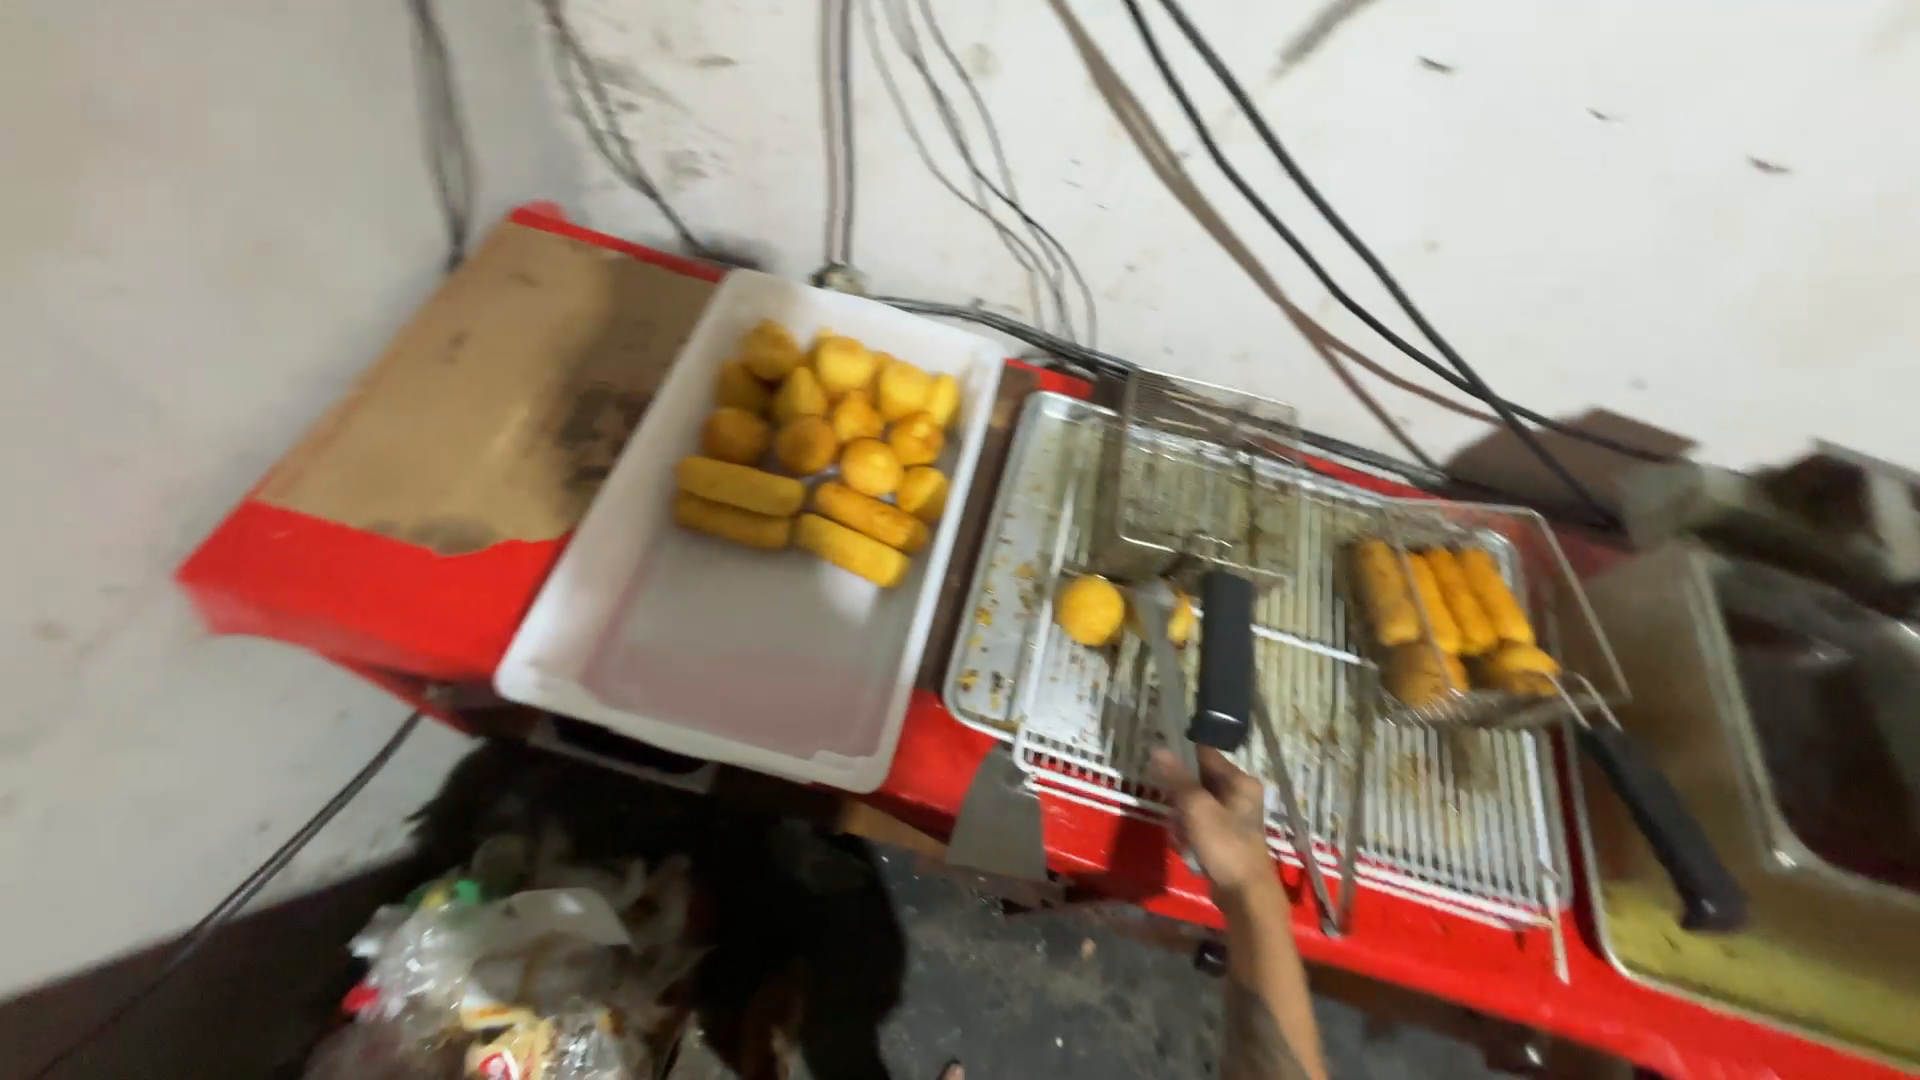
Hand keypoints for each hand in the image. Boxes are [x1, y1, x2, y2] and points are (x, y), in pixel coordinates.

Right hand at [1151, 746, 1274, 901]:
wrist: (1246, 894)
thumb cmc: (1225, 845)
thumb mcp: (1197, 808)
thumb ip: (1177, 778)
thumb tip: (1158, 748)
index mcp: (1239, 781)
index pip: (1203, 754)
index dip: (1180, 754)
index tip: (1157, 761)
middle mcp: (1238, 794)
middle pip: (1195, 781)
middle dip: (1178, 798)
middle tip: (1174, 812)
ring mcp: (1232, 816)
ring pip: (1192, 804)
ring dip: (1181, 819)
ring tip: (1181, 835)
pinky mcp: (1225, 836)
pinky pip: (1198, 824)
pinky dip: (1188, 833)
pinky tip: (1186, 847)